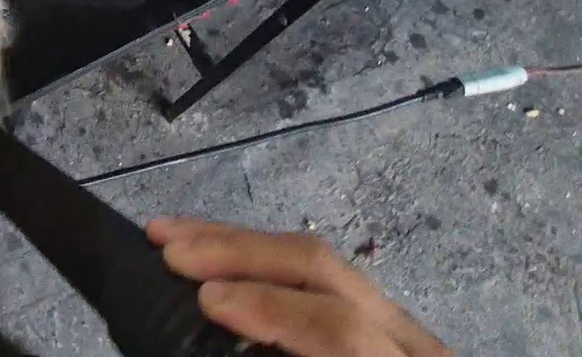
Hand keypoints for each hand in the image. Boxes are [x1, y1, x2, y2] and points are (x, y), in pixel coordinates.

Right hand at [147, 219, 451, 356]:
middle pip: (326, 271)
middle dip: (240, 253)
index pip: (341, 332)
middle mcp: (411, 350)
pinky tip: (210, 246)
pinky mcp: (377, 318)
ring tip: (170, 236)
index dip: (271, 308)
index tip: (206, 302)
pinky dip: (252, 252)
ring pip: (316, 258)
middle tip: (173, 255)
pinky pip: (311, 269)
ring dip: (233, 241)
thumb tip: (213, 331)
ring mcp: (398, 328)